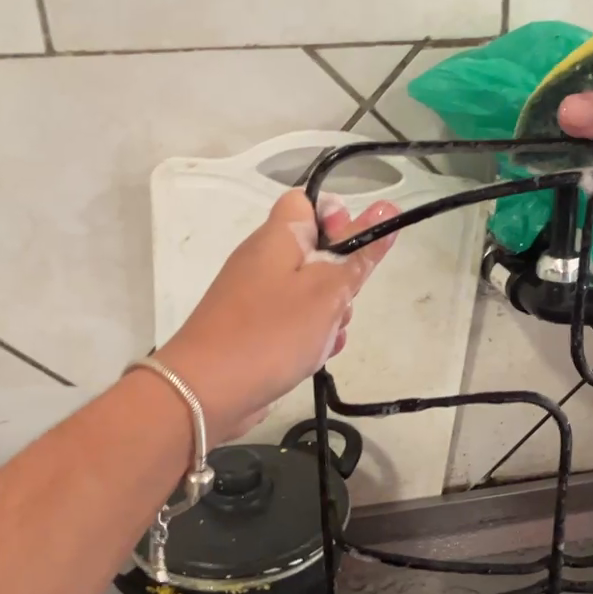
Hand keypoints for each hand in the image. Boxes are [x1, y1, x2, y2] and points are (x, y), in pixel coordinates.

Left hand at [155, 190, 397, 440]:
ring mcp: (255, 297)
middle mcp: (263, 260)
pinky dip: (309, 336)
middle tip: (343, 302)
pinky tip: (316, 356)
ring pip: (309, 292)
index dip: (336, 217)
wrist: (206, 391)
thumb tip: (386, 210)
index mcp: (277, 237)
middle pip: (316, 252)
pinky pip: (292, 322)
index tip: (351, 247)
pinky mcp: (253, 330)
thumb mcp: (328, 292)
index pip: (307, 201)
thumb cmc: (271, 333)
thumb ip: (359, 255)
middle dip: (342, 278)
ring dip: (330, 314)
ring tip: (328, 337)